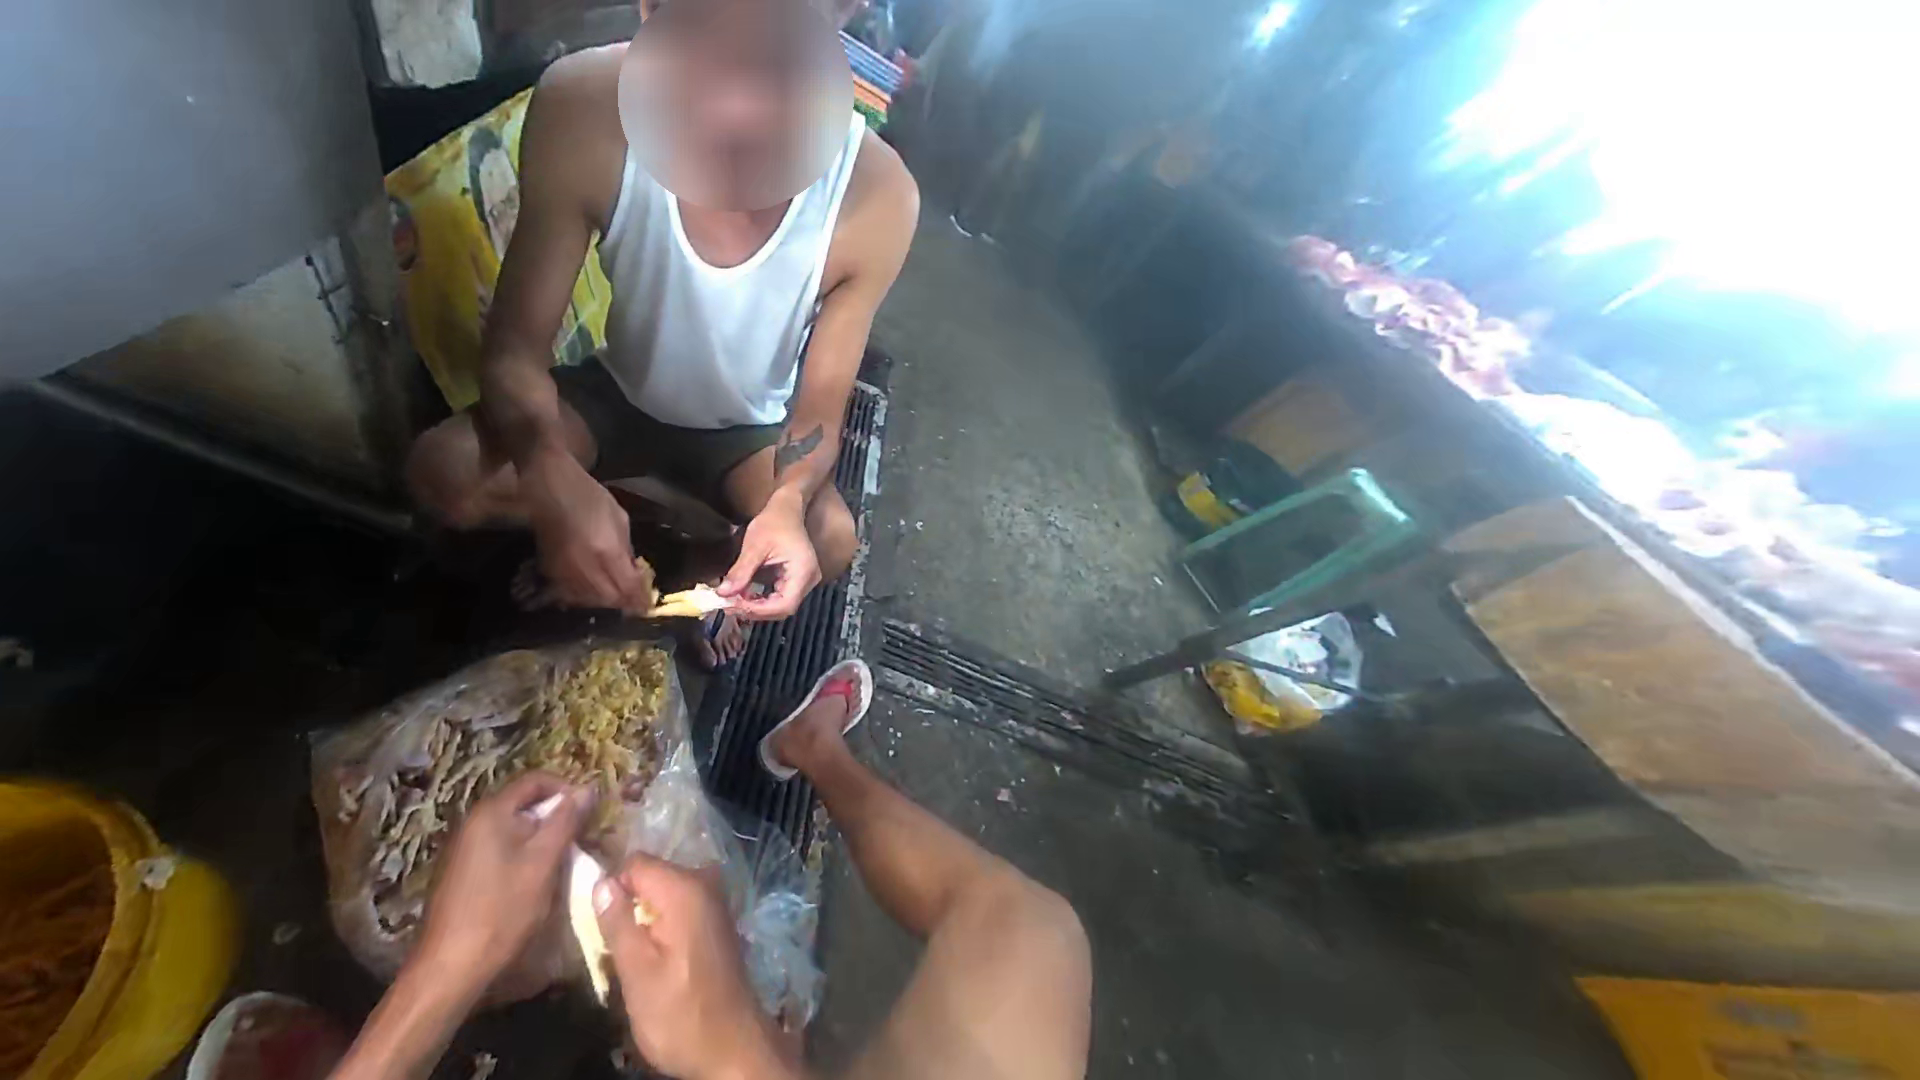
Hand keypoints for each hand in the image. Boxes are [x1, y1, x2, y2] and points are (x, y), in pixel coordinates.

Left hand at [412, 773, 589, 994]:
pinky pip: (503, 847)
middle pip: (526, 803)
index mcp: (491, 813)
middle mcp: (474, 824)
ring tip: (565, 858)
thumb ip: (567, 819)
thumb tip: (588, 787)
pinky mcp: (464, 872)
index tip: (589, 809)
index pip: (536, 780)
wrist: (449, 969)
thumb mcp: (544, 860)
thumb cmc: (502, 908)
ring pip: (516, 827)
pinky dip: (526, 853)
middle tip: (582, 835)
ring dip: (544, 836)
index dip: (567, 788)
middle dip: (557, 815)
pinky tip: (538, 877)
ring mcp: (466, 849)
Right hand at [522, 450, 651, 609]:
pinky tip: (596, 592)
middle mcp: (583, 563)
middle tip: (635, 603)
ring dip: (606, 601)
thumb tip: (634, 573)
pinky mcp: (548, 567)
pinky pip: (569, 592)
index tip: (647, 607)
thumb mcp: (620, 519)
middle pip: (607, 597)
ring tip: (619, 598)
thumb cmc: (589, 496)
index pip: (626, 584)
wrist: (549, 485)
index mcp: (605, 549)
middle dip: (623, 602)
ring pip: (588, 598)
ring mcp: (563, 567)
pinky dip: (585, 596)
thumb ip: (626, 550)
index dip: (638, 599)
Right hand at [594, 855, 793, 1079]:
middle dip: (627, 900)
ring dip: (643, 914)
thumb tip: (600, 881)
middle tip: (607, 941)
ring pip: (664, 889)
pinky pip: (680, 903)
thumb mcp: (637, 972)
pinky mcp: (717, 916)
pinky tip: (652, 953)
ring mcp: (715, 897)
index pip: (636, 862)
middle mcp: (704, 880)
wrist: (732, 1042)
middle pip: (652, 873)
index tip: (594, 920)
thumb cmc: (680, 1012)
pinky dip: (662, 920)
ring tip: (626, 951)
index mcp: (685, 887)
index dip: (610, 885)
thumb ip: (618, 923)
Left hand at [717, 490, 819, 620]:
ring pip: (782, 606)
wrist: (787, 511)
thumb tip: (723, 594)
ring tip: (734, 601)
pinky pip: (781, 598)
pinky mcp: (798, 581)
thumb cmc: (773, 523)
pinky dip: (763, 600)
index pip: (784, 604)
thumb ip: (740, 572)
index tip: (734, 605)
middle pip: (784, 608)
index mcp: (803, 571)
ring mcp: (805, 582)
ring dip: (758, 607)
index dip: (759, 610)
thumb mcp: (754, 546)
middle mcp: (809, 580)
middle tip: (729, 605)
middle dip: (756, 610)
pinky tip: (746, 595)